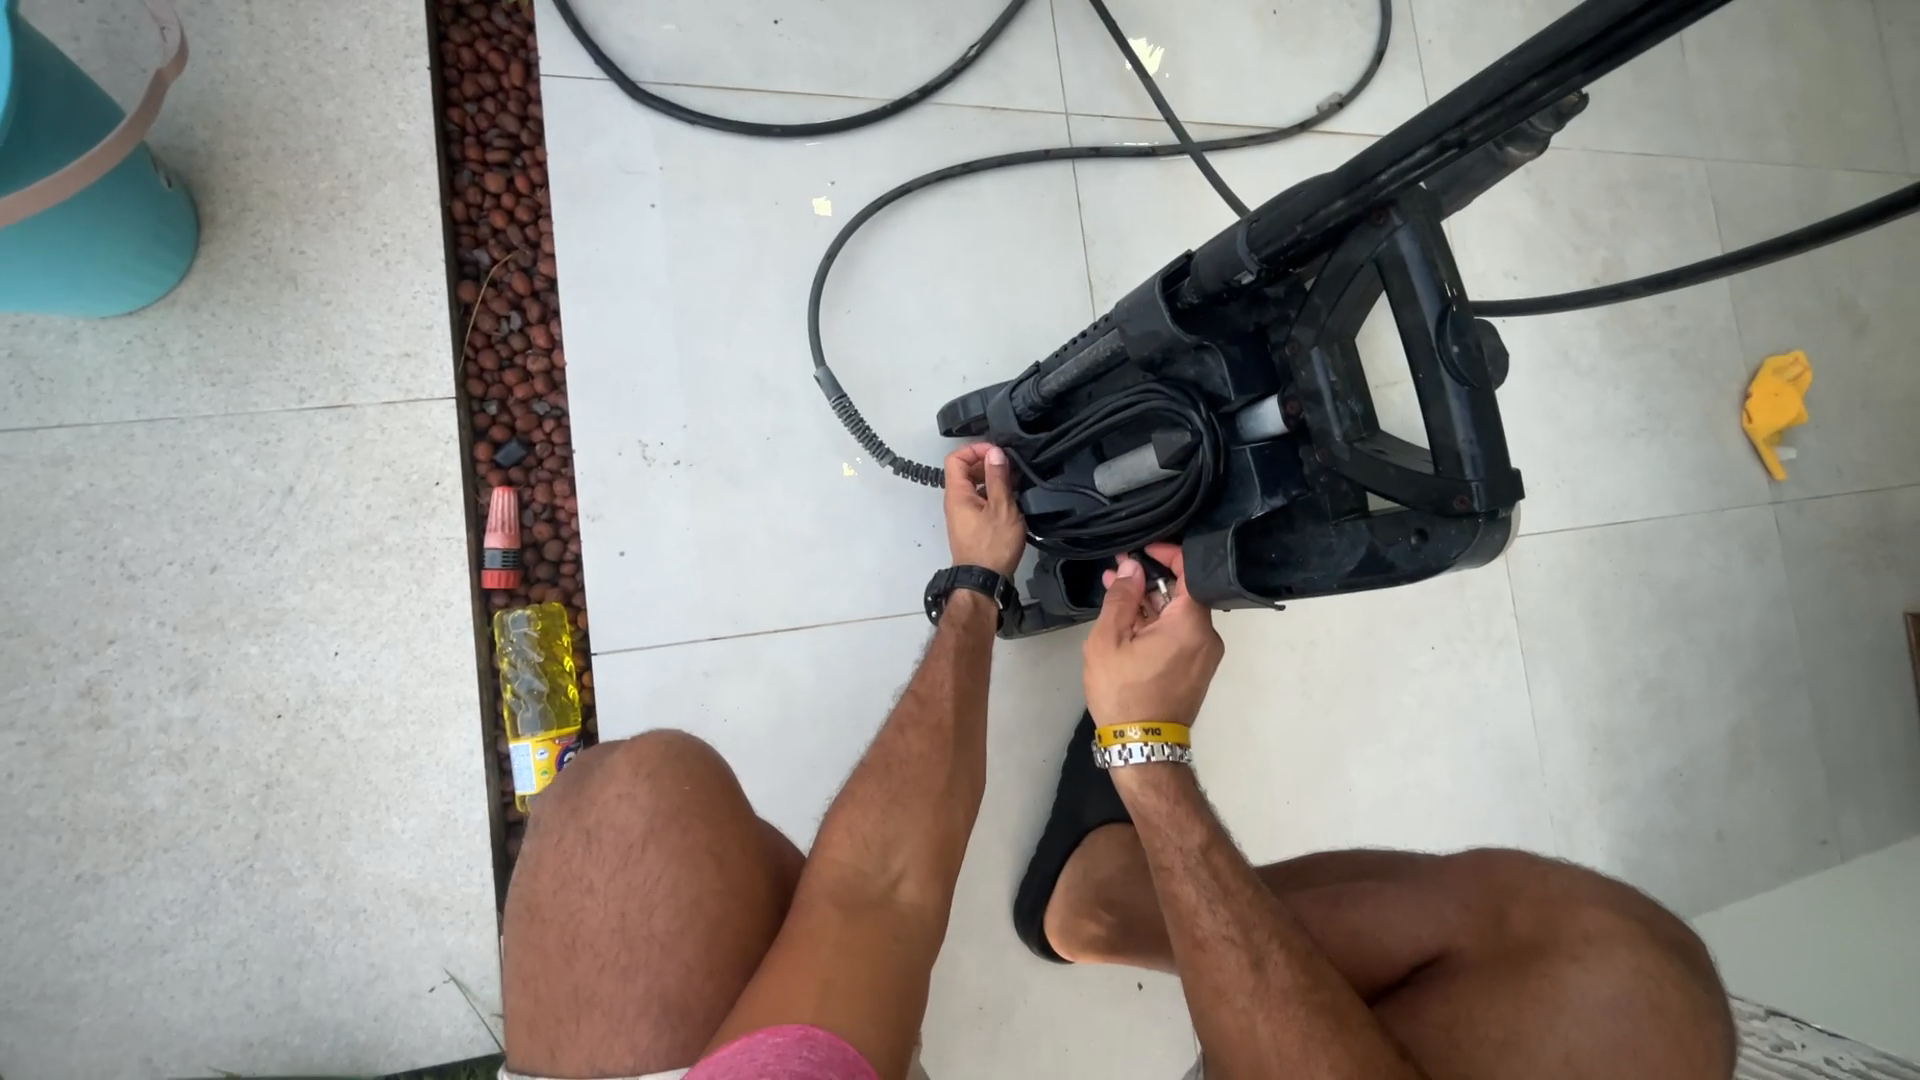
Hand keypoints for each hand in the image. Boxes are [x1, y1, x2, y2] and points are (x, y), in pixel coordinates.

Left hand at [943, 443, 1024, 577]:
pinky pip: (980, 502)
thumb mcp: (1001, 507)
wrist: (985, 581)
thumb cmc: (992, 545)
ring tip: (1016, 482)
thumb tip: (995, 453)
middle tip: (1011, 467)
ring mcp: (963, 515)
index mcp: (957, 494)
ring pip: (975, 487)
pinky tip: (1013, 500)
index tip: (997, 453)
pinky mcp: (973, 526)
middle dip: (988, 464)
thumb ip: (997, 478)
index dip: (975, 450)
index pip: (956, 458)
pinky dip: (994, 496)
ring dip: (993, 480)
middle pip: (965, 471)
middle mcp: (956, 502)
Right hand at [1083, 543, 1223, 729]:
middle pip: (1182, 594)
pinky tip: (1128, 622)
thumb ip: (1122, 598)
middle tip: (1117, 573)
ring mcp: (1204, 655)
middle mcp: (1207, 636)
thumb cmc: (1123, 691)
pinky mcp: (1196, 669)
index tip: (1142, 550)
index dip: (1168, 554)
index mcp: (1190, 624)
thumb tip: (1131, 568)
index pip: (1190, 572)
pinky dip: (1156, 625)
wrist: (1143, 746)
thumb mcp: (1109, 639)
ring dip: (1149, 604)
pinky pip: (1178, 635)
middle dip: (1149, 581)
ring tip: (1115, 595)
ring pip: (1178, 616)